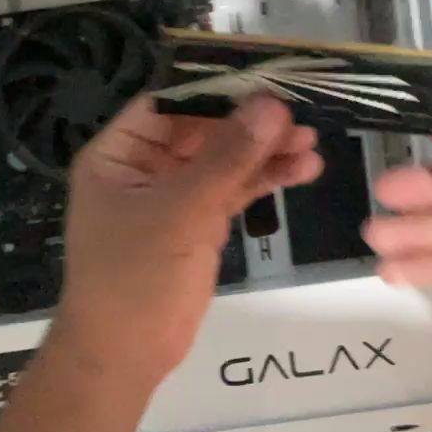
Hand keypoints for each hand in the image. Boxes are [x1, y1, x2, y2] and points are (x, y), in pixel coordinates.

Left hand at [58, 95, 321, 379]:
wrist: (125, 354)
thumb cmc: (135, 278)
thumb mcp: (179, 212)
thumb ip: (227, 159)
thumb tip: (271, 105)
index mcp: (118, 155)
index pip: (168, 103)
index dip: (216, 88)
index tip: (267, 77)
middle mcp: (144, 168)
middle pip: (203, 130)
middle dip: (250, 123)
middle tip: (301, 114)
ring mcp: (172, 198)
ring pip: (223, 162)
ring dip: (265, 153)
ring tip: (312, 142)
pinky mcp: (197, 225)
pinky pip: (232, 192)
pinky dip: (263, 182)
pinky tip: (301, 170)